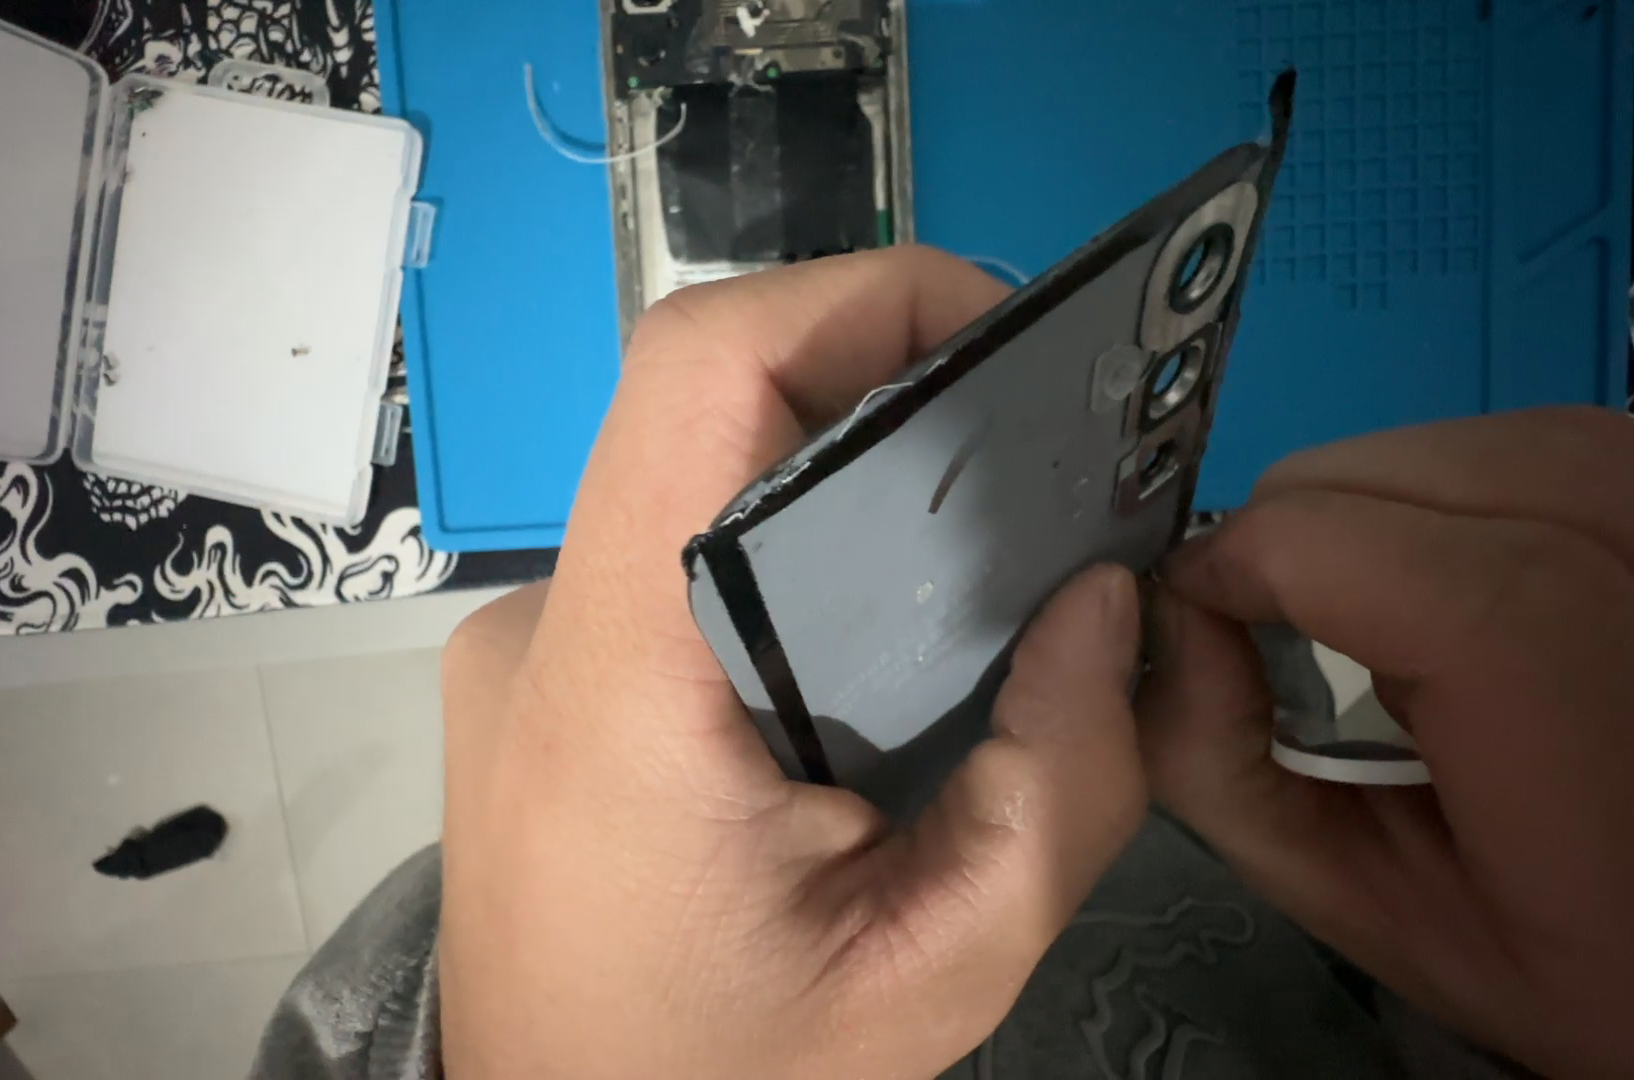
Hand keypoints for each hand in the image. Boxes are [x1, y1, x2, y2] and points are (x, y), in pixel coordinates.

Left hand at [437, 249, 1151, 1078]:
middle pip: (706, 402)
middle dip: (866, 374)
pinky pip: (672, 544)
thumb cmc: (725, 1077)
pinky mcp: (543, 662)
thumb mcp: (937, 963)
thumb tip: (1103, 601)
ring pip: (695, 474)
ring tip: (936, 530)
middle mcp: (548, 621)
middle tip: (995, 434)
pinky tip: (844, 616)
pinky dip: (772, 535)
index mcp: (623, 673)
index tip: (977, 329)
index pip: (699, 370)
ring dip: (822, 461)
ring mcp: (530, 636)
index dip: (845, 295)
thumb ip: (1055, 782)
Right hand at [1139, 408, 1633, 1077]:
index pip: (1500, 612)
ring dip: (1387, 473)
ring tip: (1317, 551)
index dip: (1309, 554)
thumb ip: (1212, 758)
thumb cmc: (1498, 948)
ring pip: (1584, 451)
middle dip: (1331, 497)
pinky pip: (1607, 461)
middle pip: (1553, 487)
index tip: (1200, 582)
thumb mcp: (1328, 889)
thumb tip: (1174, 604)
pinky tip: (1408, 545)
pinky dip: (1452, 475)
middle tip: (1248, 565)